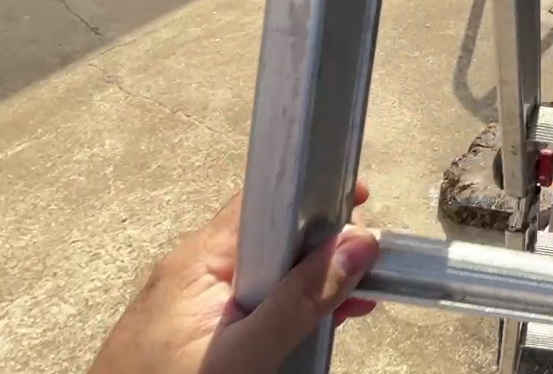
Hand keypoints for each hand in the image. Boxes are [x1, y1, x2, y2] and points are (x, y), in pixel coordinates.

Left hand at [88, 182, 380, 373]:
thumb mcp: (242, 356)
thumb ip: (301, 300)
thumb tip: (362, 242)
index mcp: (196, 260)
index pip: (268, 198)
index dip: (319, 195)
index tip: (361, 203)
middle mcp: (191, 269)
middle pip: (278, 234)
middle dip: (326, 250)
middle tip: (362, 276)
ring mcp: (189, 301)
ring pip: (271, 270)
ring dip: (312, 284)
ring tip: (347, 308)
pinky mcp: (192, 328)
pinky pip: (254, 299)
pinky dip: (288, 307)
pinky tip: (311, 326)